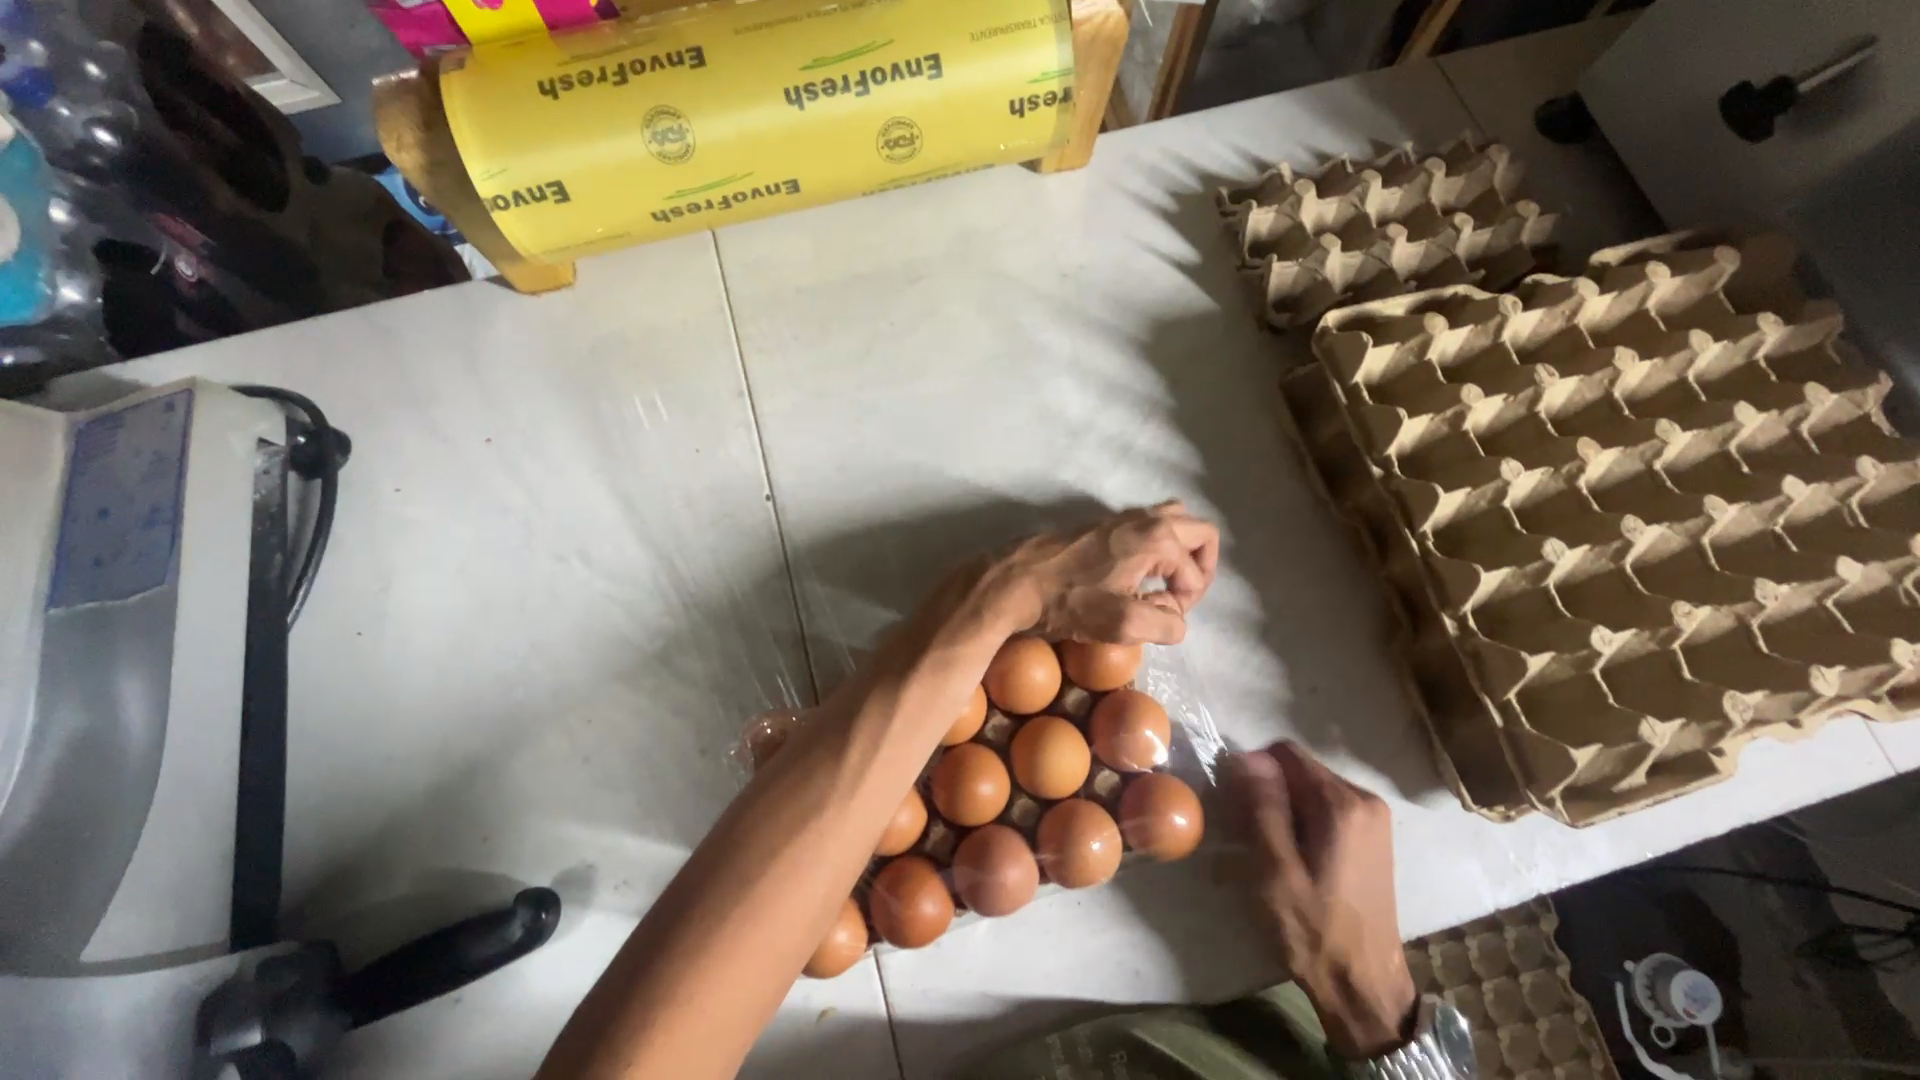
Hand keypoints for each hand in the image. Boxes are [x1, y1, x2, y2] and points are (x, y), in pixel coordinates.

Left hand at [986, 501, 1220, 643]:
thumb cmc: (1069, 601)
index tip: (1162, 619)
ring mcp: (1122, 516)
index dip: (1187, 604)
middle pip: (1200, 532)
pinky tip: (1135, 574)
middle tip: (1179, 597)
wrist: (1015, 581)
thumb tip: (1175, 618)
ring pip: (1175, 521)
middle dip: (1200, 567)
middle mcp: (1145, 518)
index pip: (1195, 576)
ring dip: (1181, 550)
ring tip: (1164, 583)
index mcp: (1157, 539)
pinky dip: (1156, 545)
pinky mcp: (1103, 523)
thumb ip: (1164, 624)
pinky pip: (1148, 524)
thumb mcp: (1122, 624)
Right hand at [1229, 741, 1415, 1060]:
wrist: (1363, 985)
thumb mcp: (1274, 869)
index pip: (1285, 753)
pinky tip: (1293, 858)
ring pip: (1310, 789)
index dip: (1252, 772)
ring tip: (1268, 852)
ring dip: (1283, 809)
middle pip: (1299, 770)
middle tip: (1249, 837)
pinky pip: (1326, 808)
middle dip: (1268, 793)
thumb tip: (1248, 756)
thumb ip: (1263, 807)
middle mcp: (1365, 800)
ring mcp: (1374, 819)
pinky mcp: (1373, 837)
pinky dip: (1303, 822)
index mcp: (1343, 804)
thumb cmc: (1313, 929)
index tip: (1237, 809)